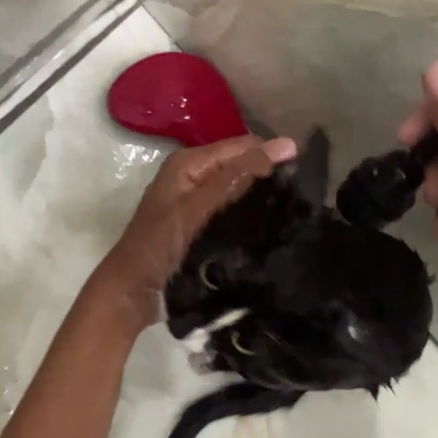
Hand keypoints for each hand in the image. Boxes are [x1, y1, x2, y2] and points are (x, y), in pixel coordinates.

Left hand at [88, 134, 296, 331]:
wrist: (132, 292)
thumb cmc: (158, 247)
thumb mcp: (196, 208)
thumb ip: (235, 178)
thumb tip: (285, 145)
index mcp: (188, 164)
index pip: (242, 147)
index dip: (272, 155)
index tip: (305, 175)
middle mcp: (194, 177)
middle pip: (242, 167)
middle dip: (269, 177)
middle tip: (303, 197)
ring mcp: (198, 203)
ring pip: (240, 192)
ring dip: (262, 199)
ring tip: (295, 212)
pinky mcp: (203, 227)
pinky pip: (234, 213)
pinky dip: (250, 217)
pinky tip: (271, 228)